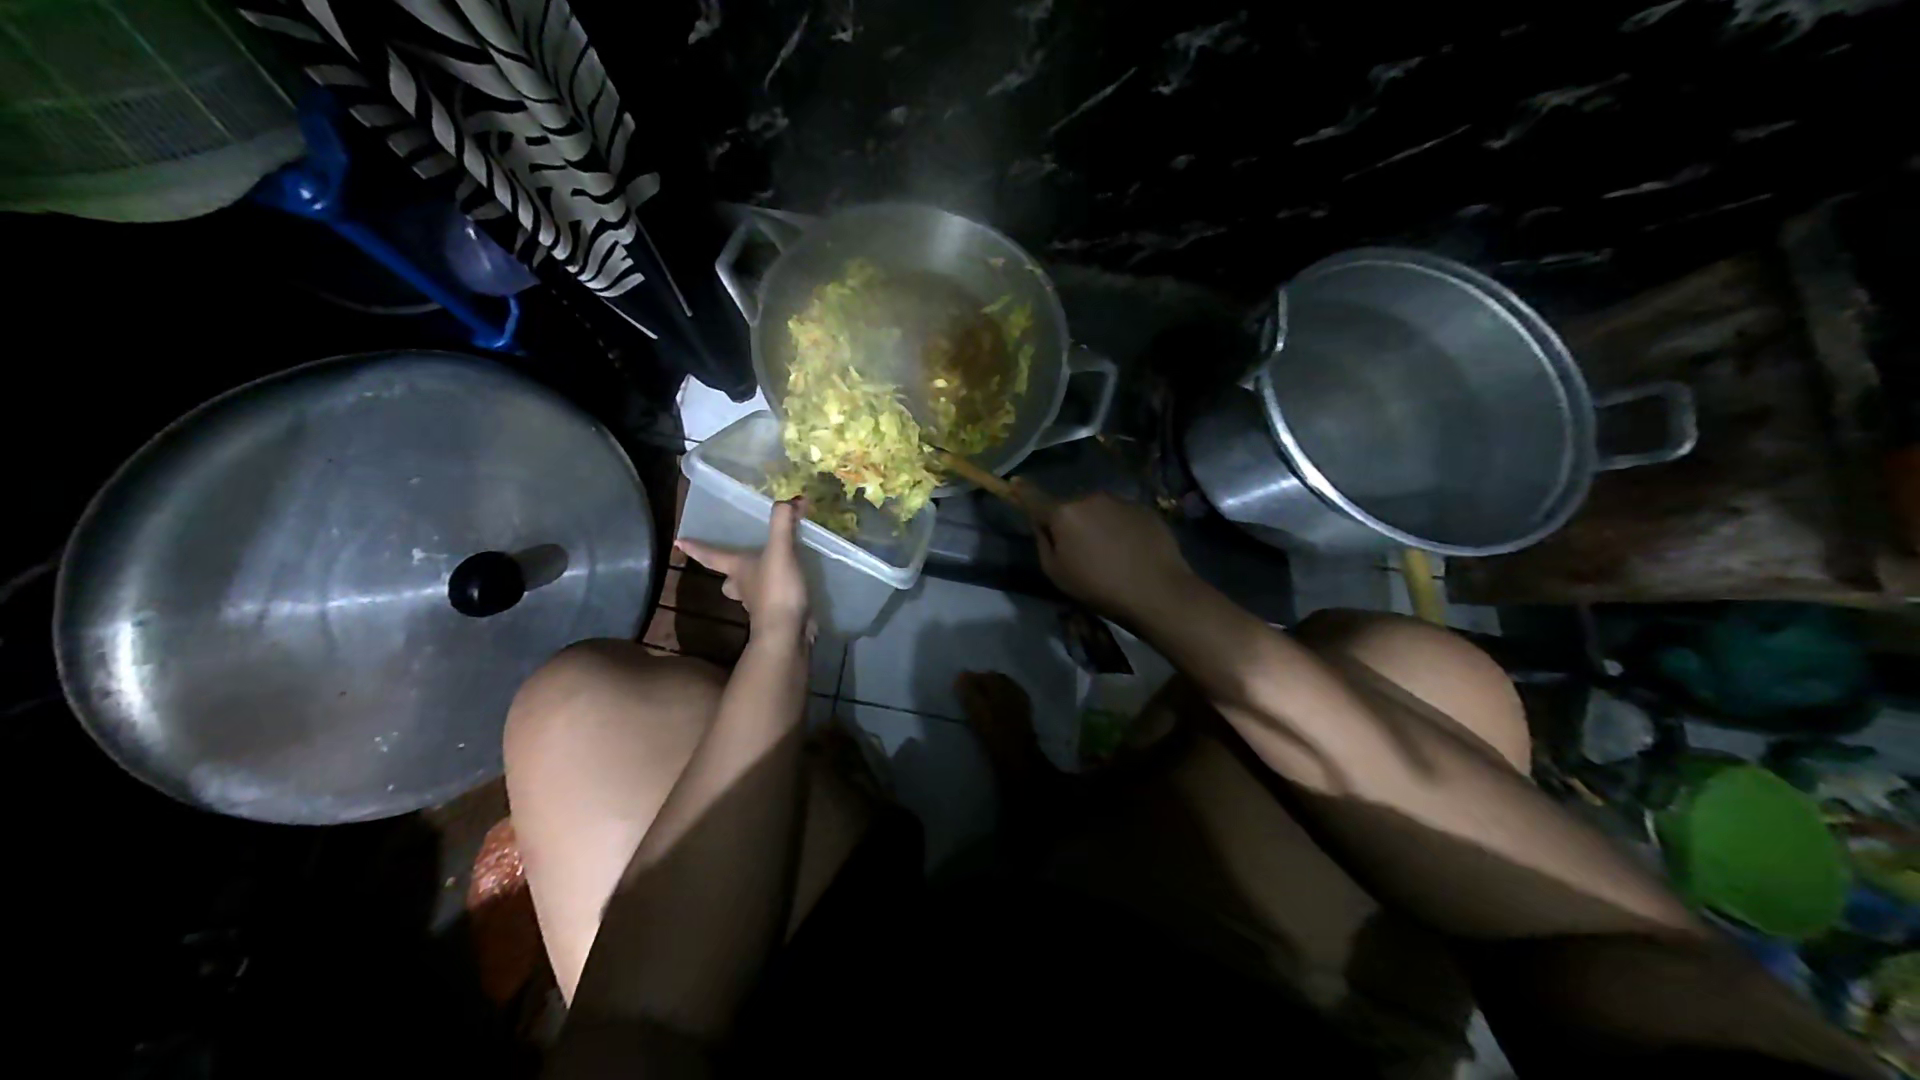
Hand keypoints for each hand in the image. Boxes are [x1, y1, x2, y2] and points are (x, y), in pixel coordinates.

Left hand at [674, 498, 811, 642]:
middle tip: (735, 562)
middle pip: (728, 578)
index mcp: (737, 569)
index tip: (678, 542)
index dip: (696, 548)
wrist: (787, 633)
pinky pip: (772, 599)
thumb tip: (790, 499)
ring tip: (769, 569)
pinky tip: (790, 585)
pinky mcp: (777, 613)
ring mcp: (759, 603)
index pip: (710, 556)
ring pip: (748, 590)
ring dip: (753, 581)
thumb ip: (782, 523)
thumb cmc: (775, 591)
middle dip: (729, 571)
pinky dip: (778, 591)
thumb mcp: (780, 551)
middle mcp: (742, 587)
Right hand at [1019, 490, 1194, 621]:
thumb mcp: (1056, 573)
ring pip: (1099, 510)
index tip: (1015, 483)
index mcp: (1064, 513)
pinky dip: (1120, 529)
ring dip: (1097, 525)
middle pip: (1071, 507)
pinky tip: (1130, 551)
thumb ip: (1043, 542)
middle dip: (1070, 522)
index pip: (1035, 498)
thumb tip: (1042, 524)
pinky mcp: (1145, 509)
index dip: (1022, 491)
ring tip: (1110, 554)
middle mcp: (1091, 498)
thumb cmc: (1099, 587)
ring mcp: (1121, 501)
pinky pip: (1122, 516)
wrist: (1158, 591)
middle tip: (1079, 551)